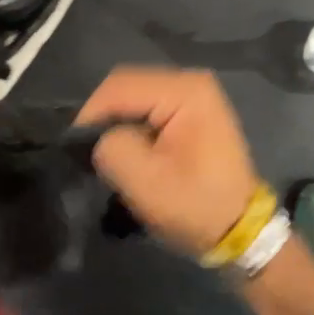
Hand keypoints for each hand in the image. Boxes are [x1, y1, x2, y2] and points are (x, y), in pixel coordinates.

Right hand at [77, 67, 262, 255]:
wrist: (240, 232)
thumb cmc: (197, 207)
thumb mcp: (147, 183)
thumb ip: (113, 148)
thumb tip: (96, 137)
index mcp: (185, 90)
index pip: (119, 86)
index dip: (90, 113)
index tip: (73, 146)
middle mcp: (190, 81)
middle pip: (126, 86)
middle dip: (103, 117)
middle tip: (86, 150)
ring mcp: (191, 95)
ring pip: (133, 97)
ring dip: (115, 122)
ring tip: (102, 152)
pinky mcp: (188, 110)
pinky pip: (146, 108)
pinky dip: (130, 126)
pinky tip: (125, 151)